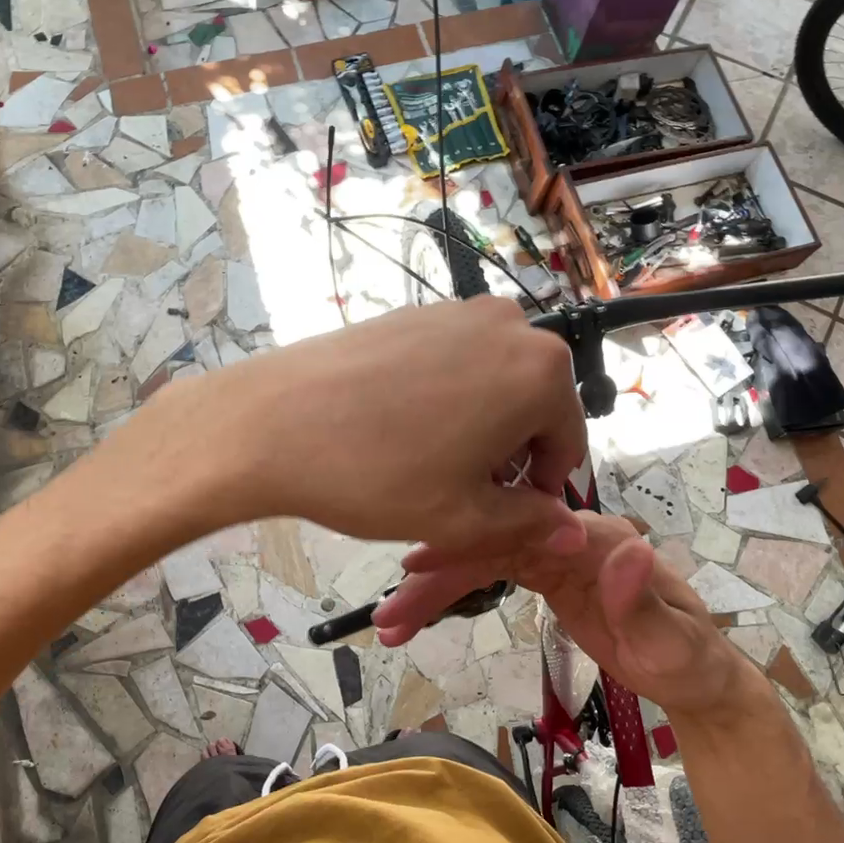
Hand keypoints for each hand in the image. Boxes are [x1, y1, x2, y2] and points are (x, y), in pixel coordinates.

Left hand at [156, 296, 590, 556]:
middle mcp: (511, 325)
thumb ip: (530, 524)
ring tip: (423, 463)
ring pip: (492, 384)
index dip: (536, 492)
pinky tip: (397, 429)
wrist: (271, 424)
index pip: (567, 445)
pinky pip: (452, 364)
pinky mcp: (411, 312)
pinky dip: (442, 398)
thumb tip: (572, 531)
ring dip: (475, 427)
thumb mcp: (463, 519)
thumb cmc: (378, 475)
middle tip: (454, 493)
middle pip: (531, 408)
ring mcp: (456, 311)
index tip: (495, 516)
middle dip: (505, 455)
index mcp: (541, 372)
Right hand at [371, 513, 745, 715]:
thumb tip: (627, 551)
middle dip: (436, 577)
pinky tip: (422, 610)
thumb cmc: (689, 663)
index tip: (416, 567)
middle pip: (489, 543)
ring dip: (435, 589)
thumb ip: (644, 602)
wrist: (696, 677)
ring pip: (481, 558)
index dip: (466, 546)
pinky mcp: (545, 575)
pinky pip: (489, 574)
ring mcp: (554, 554)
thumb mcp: (674, 644)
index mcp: (595, 540)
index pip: (518, 532)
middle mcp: (568, 536)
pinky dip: (454, 593)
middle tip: (388, 615)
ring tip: (391, 623)